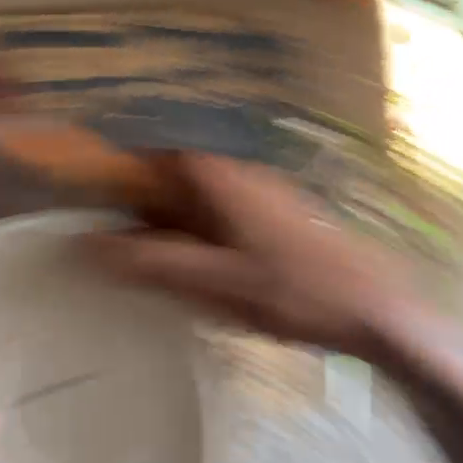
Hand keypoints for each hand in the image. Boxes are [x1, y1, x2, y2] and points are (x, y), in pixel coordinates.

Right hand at [85, 152, 414, 356]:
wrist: (376, 309)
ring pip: (197, 197)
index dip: (121, 167)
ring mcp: (261, 192)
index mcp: (219, 177)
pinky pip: (221, 214)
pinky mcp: (277, 216)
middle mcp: (238, 173)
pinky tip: (200, 271)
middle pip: (174, 175)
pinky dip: (197, 233)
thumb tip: (86, 243)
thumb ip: (149, 263)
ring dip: (169, 221)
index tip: (93, 192)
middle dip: (141, 201)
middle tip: (116, 238)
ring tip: (152, 261)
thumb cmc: (293, 291)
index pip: (155, 153)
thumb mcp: (213, 283)